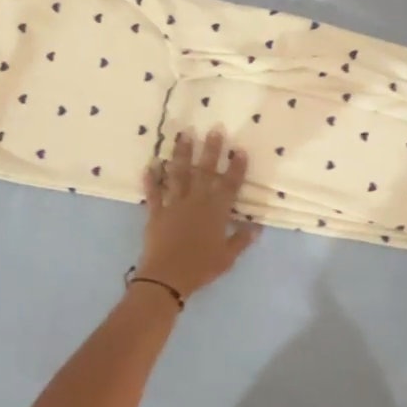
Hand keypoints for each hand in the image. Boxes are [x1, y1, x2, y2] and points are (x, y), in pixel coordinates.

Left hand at [135, 129, 260, 299]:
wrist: (167, 277)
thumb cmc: (201, 267)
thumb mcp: (227, 257)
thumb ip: (241, 239)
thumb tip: (256, 226)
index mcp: (216, 212)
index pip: (229, 185)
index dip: (236, 167)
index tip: (240, 150)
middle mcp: (196, 202)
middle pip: (205, 172)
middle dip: (211, 150)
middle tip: (214, 129)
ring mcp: (174, 205)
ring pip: (179, 175)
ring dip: (181, 154)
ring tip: (183, 135)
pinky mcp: (156, 213)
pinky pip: (154, 193)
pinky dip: (151, 179)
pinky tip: (150, 164)